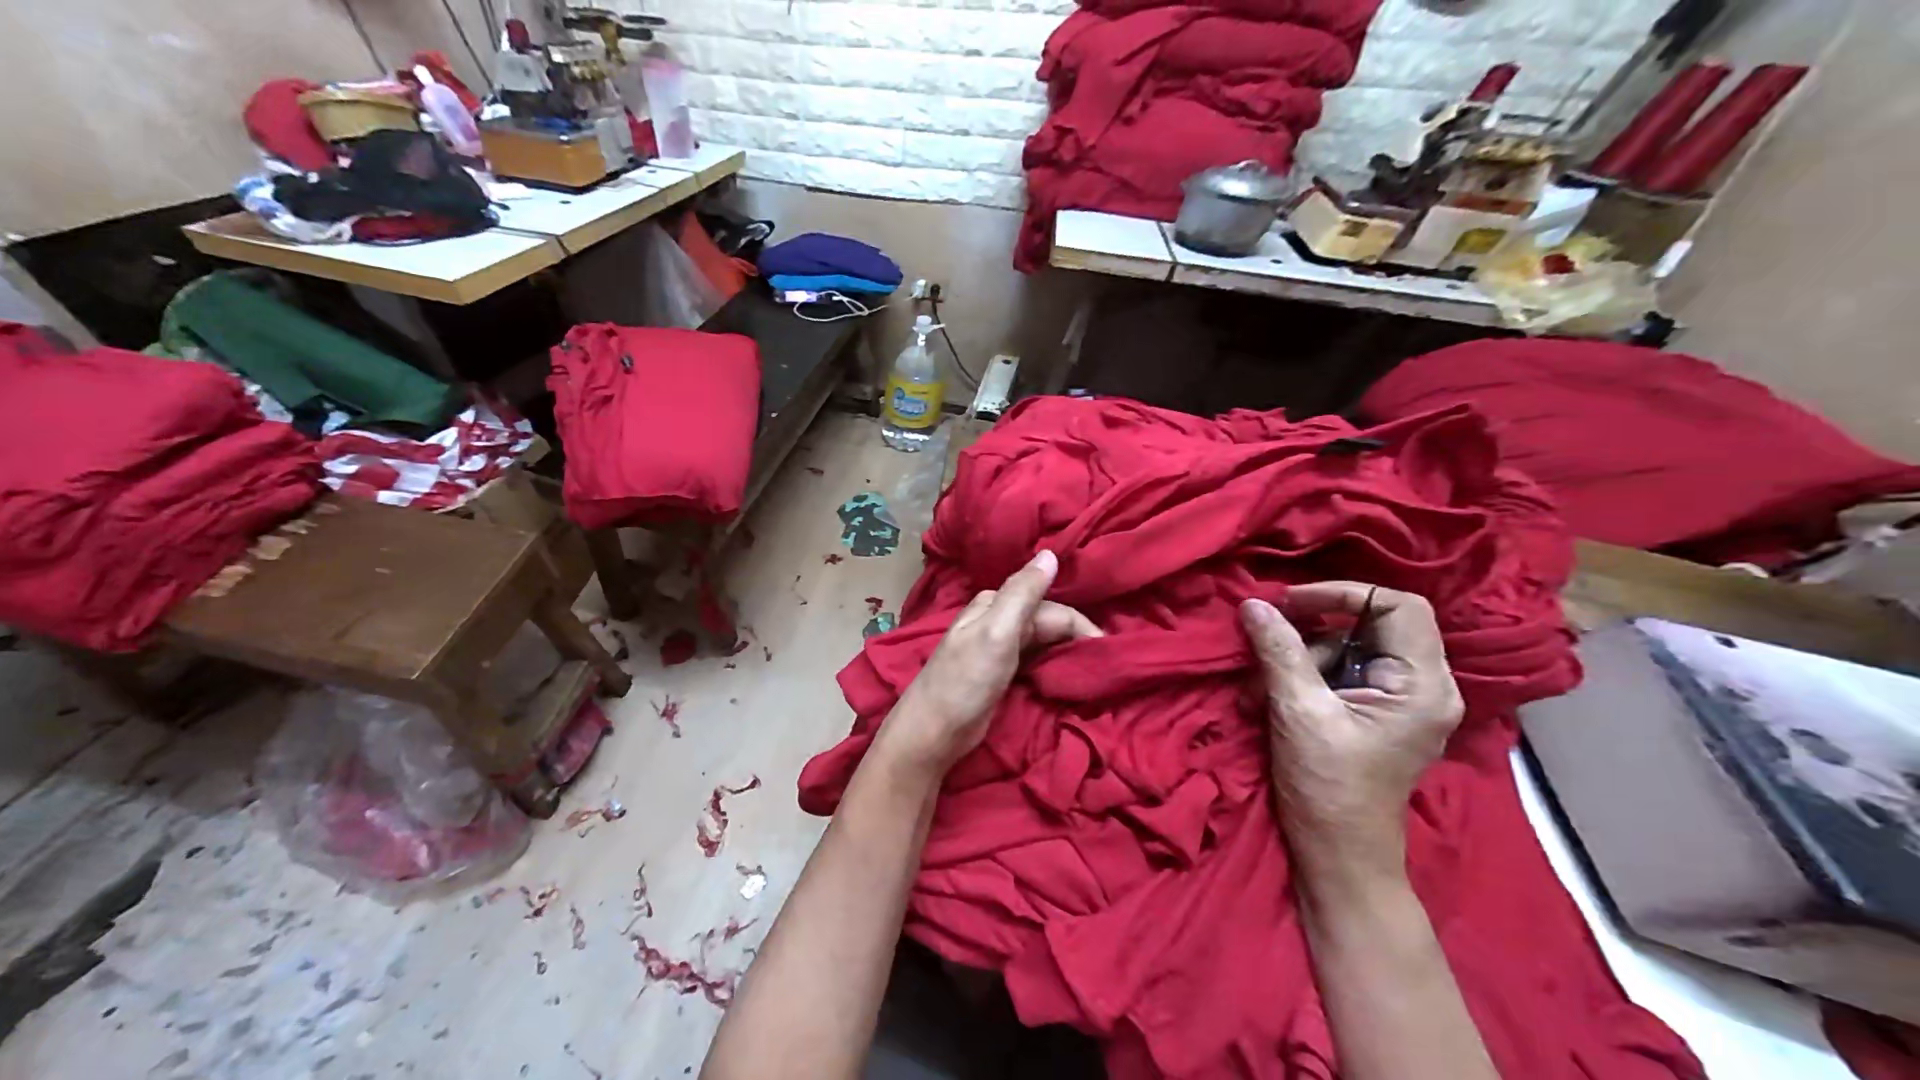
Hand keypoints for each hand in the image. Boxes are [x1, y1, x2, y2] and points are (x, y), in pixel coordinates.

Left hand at [876, 550, 1102, 776]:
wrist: (933, 733)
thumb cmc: (964, 681)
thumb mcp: (996, 632)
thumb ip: (1022, 593)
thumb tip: (1050, 553)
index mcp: (995, 603)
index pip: (1051, 606)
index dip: (1080, 625)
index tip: (1107, 650)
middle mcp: (998, 620)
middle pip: (1049, 622)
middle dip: (1078, 639)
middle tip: (1108, 666)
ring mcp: (999, 648)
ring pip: (1045, 642)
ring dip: (1069, 653)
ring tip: (1098, 672)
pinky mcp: (1002, 674)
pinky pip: (1036, 661)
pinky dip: (1054, 666)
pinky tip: (1070, 678)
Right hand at [1239, 584, 1464, 867]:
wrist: (1338, 854)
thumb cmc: (1328, 787)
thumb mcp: (1299, 712)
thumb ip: (1279, 652)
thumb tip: (1253, 604)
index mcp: (1423, 686)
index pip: (1399, 606)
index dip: (1344, 593)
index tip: (1290, 603)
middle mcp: (1423, 687)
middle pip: (1371, 624)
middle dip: (1312, 630)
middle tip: (1267, 637)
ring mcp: (1401, 701)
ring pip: (1348, 647)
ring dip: (1298, 657)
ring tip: (1259, 688)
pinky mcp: (1376, 713)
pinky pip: (1340, 671)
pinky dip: (1302, 676)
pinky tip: (1269, 698)